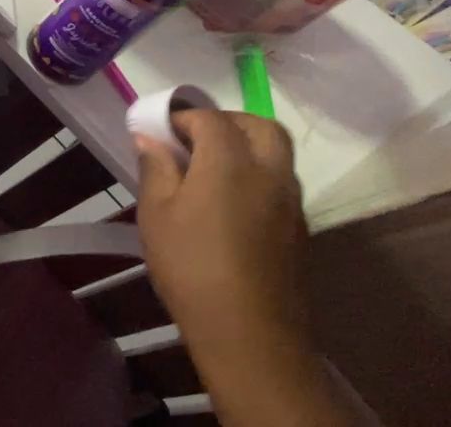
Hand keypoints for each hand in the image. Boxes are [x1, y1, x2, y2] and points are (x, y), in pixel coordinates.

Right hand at [135, 110, 306, 348]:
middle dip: (227, 122)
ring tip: (208, 169)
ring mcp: (291, 204)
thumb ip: (155, 168)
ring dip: (245, 148)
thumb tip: (151, 139)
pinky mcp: (298, 230)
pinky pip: (280, 184)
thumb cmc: (190, 265)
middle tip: (194, 138)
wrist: (249, 333)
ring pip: (277, 155)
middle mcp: (269, 174)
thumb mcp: (155, 212)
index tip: (158, 132)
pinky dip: (256, 176)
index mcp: (230, 164)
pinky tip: (227, 203)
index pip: (211, 119)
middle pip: (260, 127)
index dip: (182, 117)